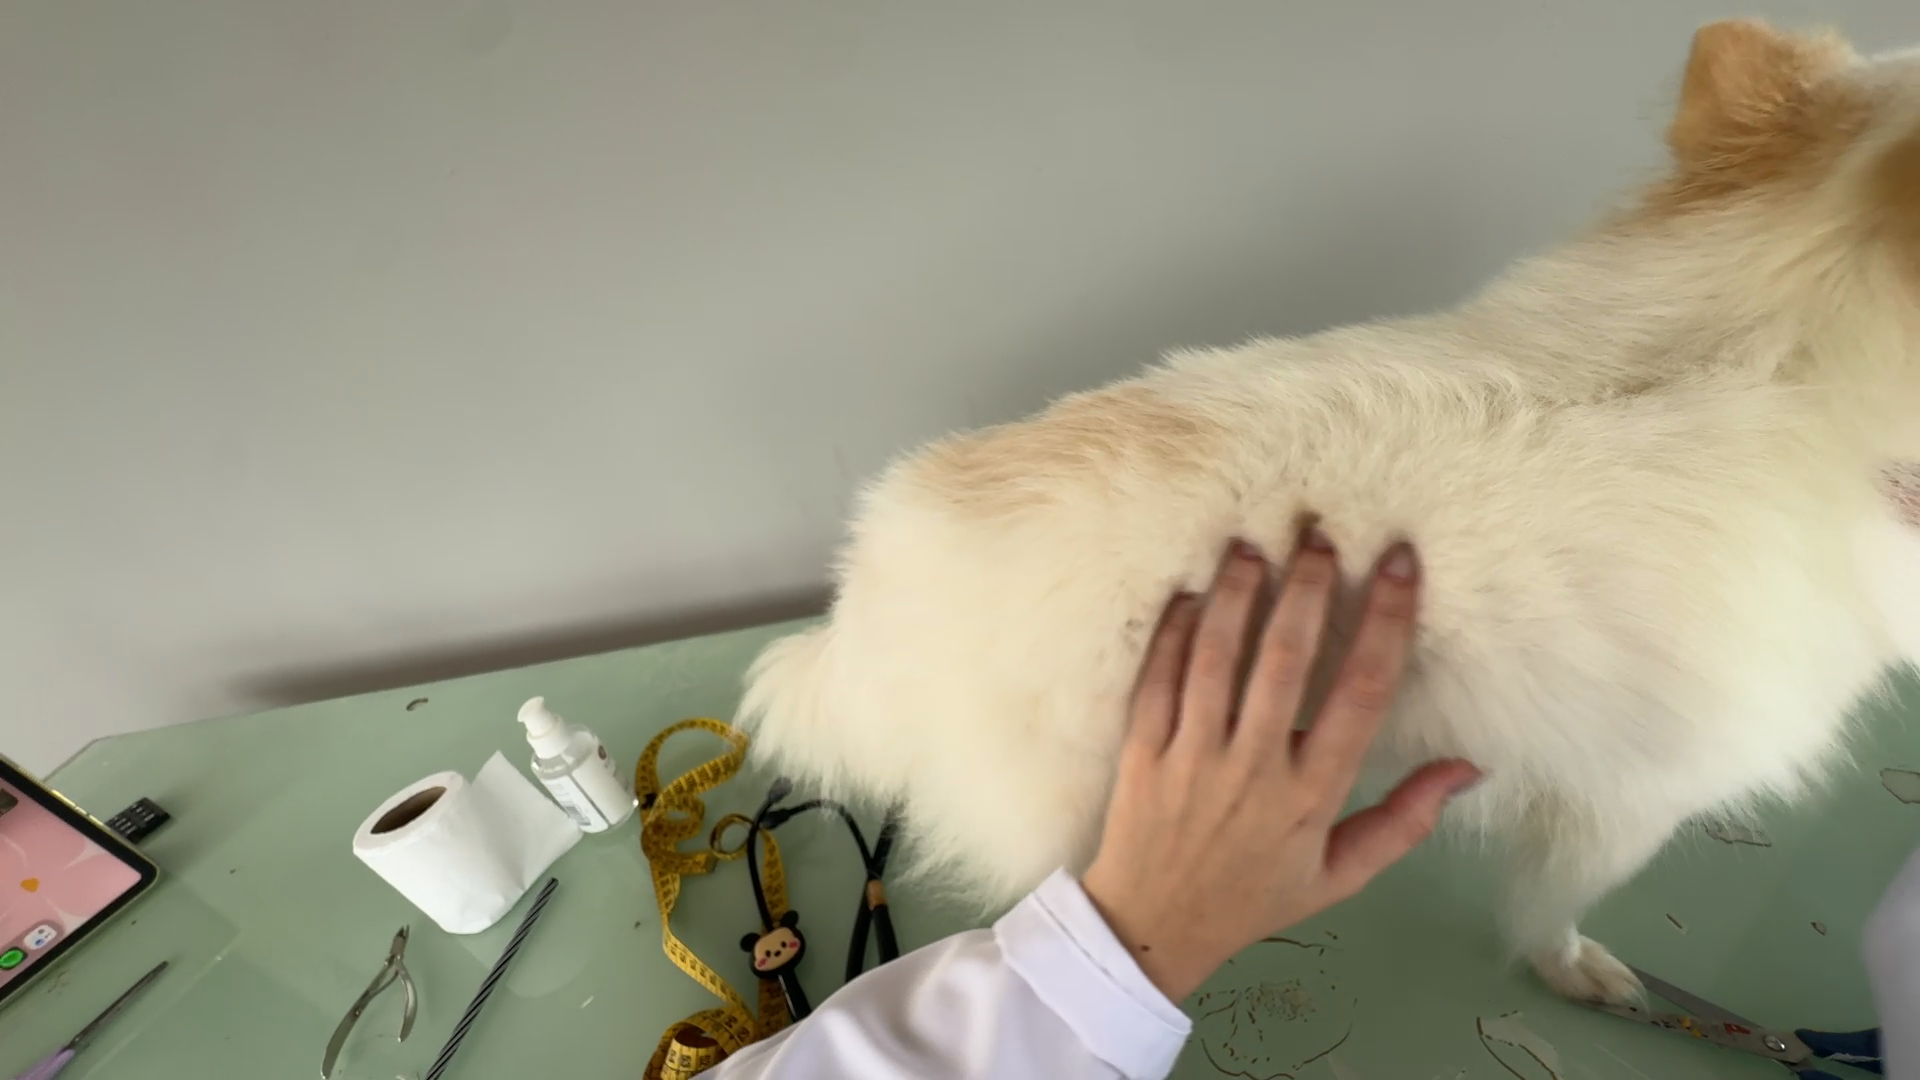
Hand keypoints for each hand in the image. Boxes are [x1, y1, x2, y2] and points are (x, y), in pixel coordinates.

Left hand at [1080, 531, 1481, 1001]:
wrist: (1157, 922)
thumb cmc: (1254, 896)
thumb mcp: (1341, 876)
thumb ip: (1404, 822)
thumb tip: (1467, 766)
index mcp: (1312, 794)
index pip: (1360, 694)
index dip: (1383, 622)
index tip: (1396, 565)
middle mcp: (1254, 764)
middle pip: (1283, 660)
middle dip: (1303, 589)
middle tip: (1314, 534)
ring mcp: (1191, 752)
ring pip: (1215, 659)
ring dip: (1234, 597)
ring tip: (1248, 544)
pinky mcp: (1143, 747)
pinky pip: (1157, 678)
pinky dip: (1171, 633)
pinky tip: (1187, 594)